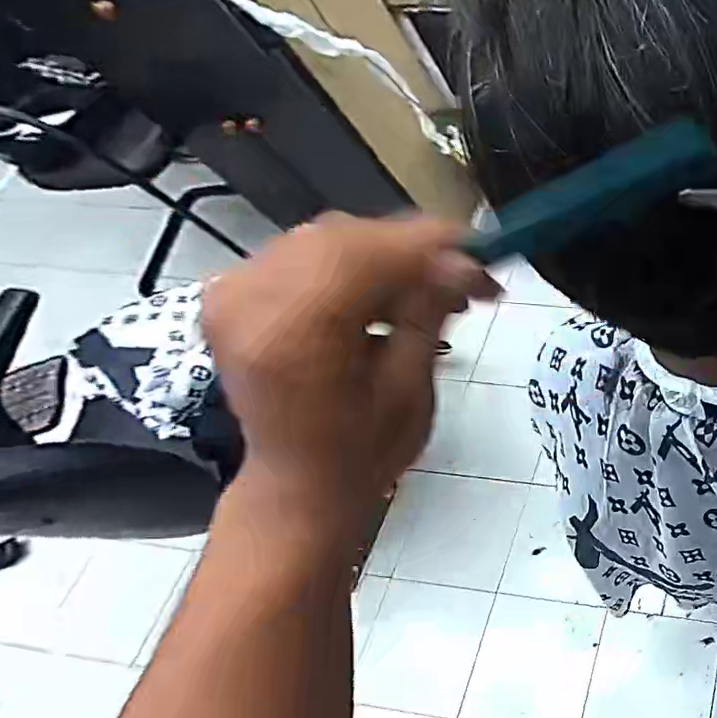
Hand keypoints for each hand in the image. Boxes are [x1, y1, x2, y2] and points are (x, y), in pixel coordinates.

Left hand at [202, 215, 495, 518]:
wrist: (303, 479)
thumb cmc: (365, 449)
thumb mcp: (411, 388)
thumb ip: (426, 317)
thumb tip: (461, 266)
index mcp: (294, 335)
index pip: (363, 255)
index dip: (428, 245)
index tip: (482, 251)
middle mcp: (249, 302)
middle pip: (342, 238)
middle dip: (414, 247)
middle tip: (472, 275)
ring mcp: (234, 294)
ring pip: (324, 239)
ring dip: (389, 253)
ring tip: (439, 286)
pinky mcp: (237, 293)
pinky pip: (305, 253)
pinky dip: (357, 262)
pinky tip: (393, 289)